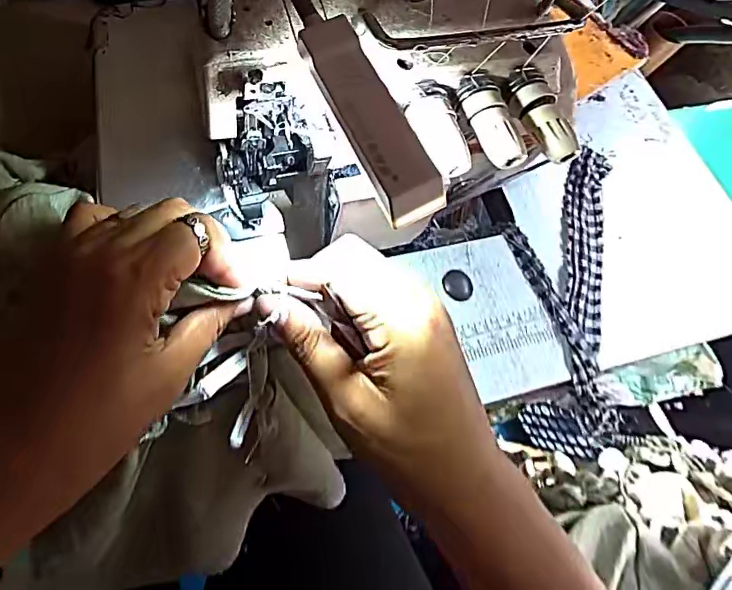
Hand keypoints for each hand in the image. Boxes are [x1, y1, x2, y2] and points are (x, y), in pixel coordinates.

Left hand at [0, 199, 247, 511]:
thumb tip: (236, 299)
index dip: (224, 256)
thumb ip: (209, 323)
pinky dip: (120, 227)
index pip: (196, 231)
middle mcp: (104, 248)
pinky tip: (127, 259)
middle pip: (171, 210)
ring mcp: (72, 249)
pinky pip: (94, 217)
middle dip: (201, 239)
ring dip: (164, 232)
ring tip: (175, 271)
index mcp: (136, 275)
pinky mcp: (51, 260)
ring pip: (137, 211)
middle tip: (213, 279)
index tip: (233, 287)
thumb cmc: (96, 422)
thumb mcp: (168, 374)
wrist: (13, 449)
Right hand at [263, 236, 500, 513]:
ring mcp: (425, 302)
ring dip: (333, 290)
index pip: (336, 266)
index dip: (295, 277)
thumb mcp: (347, 402)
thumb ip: (309, 345)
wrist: (463, 477)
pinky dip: (354, 299)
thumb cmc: (415, 453)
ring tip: (322, 336)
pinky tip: (346, 338)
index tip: (268, 296)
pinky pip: (379, 283)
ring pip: (362, 265)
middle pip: (350, 255)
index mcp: (402, 317)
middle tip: (290, 318)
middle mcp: (418, 298)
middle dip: (313, 279)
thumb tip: (275, 306)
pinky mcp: (424, 311)